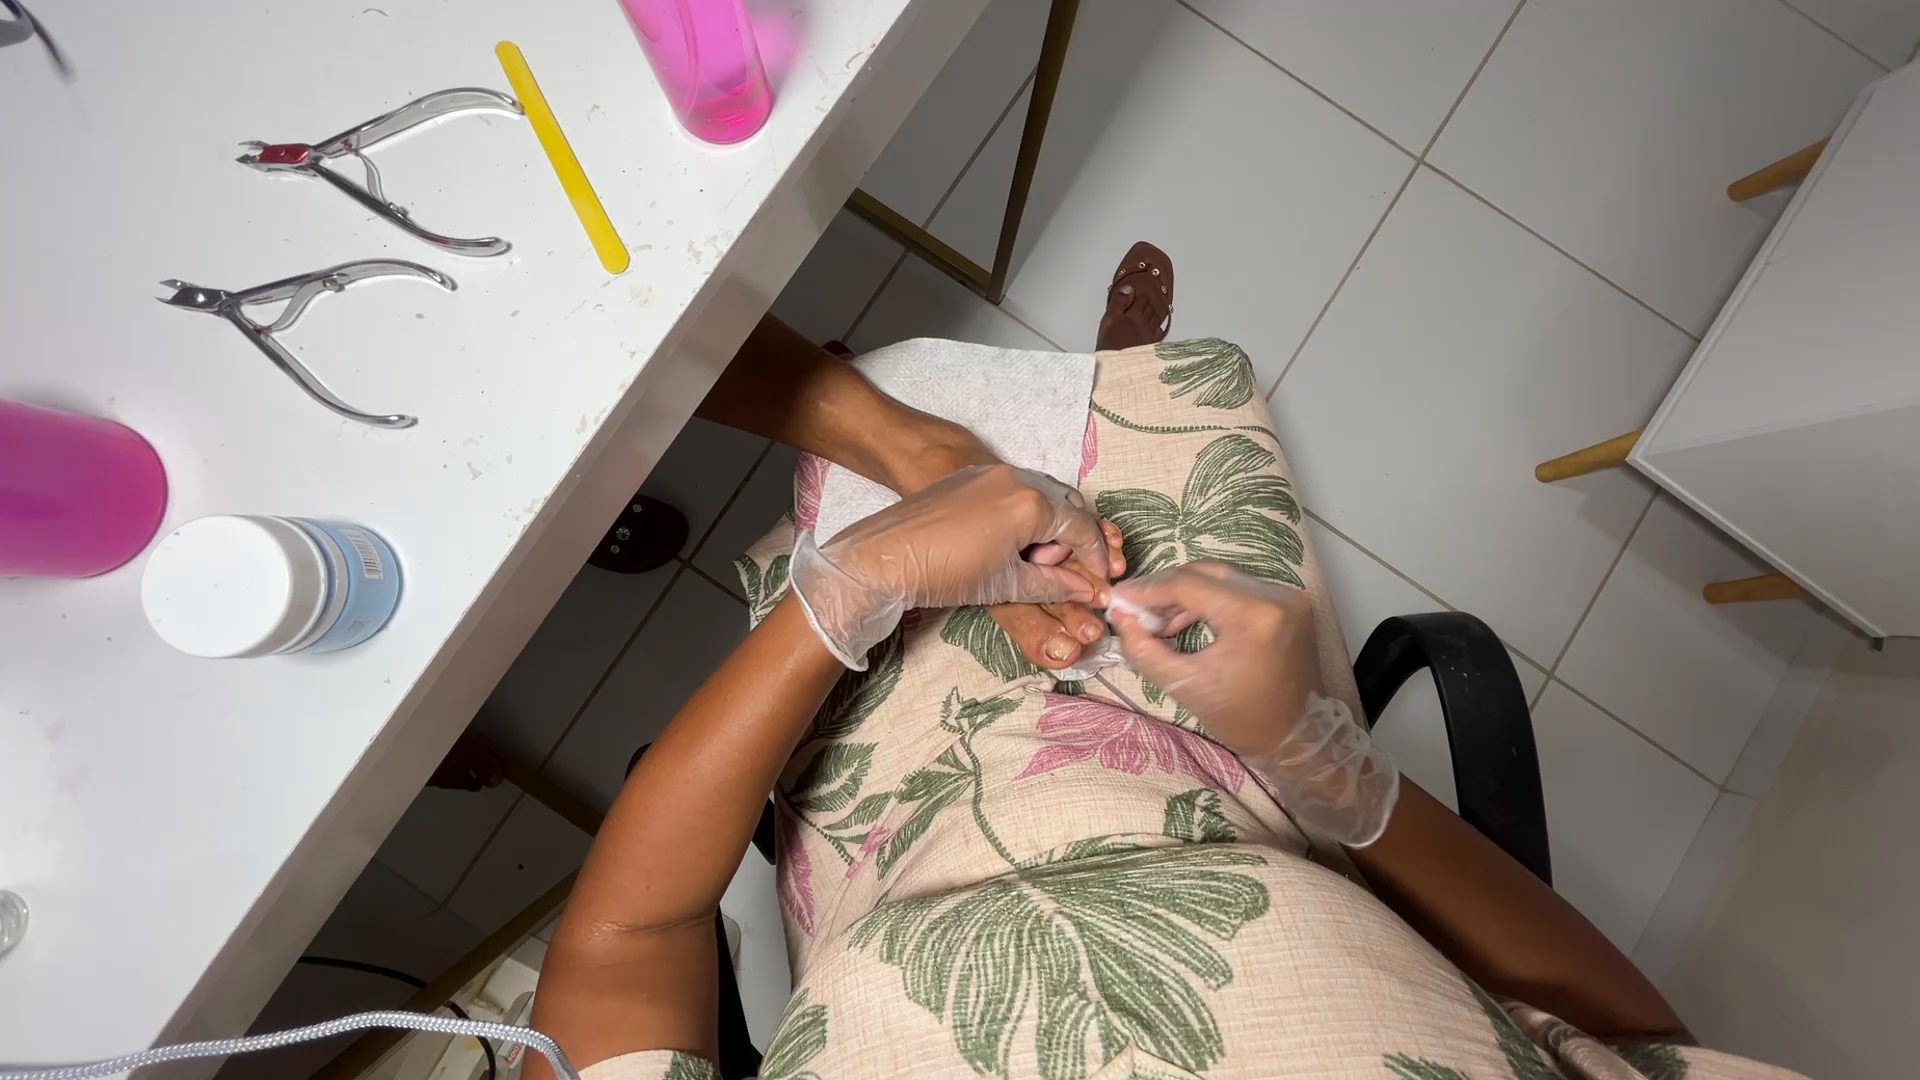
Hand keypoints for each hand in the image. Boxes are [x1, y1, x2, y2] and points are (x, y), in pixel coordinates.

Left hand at [792, 465, 1110, 667]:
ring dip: (1051, 526)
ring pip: (1042, 495)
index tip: (1102, 582)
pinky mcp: (973, 476)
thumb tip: (1090, 589)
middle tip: (1069, 574)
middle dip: (1075, 540)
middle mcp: (1018, 477)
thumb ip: (1055, 585)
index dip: (1096, 558)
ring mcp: (993, 472)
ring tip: (1037, 561)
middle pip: (1067, 506)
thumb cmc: (947, 572)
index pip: (1082, 528)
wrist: (886, 555)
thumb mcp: (1008, 584)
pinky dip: (1026, 514)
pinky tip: (1011, 541)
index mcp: (1033, 502)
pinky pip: (1016, 489)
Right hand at [1108, 562, 1397, 845]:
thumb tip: (1118, 615)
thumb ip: (1143, 648)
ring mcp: (1286, 595)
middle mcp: (1275, 595)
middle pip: (1203, 572)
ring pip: (1218, 576)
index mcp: (1252, 616)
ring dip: (1183, 593)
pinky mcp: (1289, 601)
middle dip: (1162, 588)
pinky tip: (1182, 619)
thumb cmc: (1241, 718)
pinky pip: (1236, 587)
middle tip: (1132, 608)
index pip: (1187, 584)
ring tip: (1155, 620)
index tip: (1118, 599)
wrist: (1298, 738)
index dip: (1147, 589)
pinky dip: (1206, 599)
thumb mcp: (1183, 686)